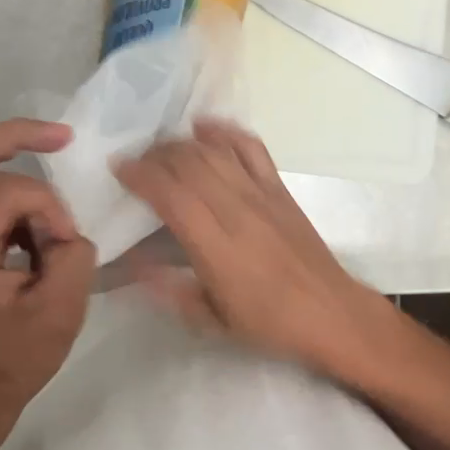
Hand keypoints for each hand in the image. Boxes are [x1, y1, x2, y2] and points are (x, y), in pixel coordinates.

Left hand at [0, 119, 96, 443]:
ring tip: (53, 208)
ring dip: (16, 174)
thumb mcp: (60, 312)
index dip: (48, 205)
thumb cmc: (13, 362)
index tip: (67, 242)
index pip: (5, 190)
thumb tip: (65, 230)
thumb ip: (73, 255)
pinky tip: (37, 227)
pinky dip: (10, 197)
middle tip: (62, 137)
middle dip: (18, 136)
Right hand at [113, 120, 395, 379]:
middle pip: (189, 164)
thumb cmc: (267, 322)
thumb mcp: (210, 319)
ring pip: (215, 152)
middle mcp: (237, 211)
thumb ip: (169, 289)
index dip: (140, 175)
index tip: (118, 168)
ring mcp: (261, 194)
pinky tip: (204, 127)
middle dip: (155, 155)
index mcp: (216, 246)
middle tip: (134, 160)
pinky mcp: (279, 188)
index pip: (171, 195)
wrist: (330, 313)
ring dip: (182, 143)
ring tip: (160, 148)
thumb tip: (132, 263)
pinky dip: (225, 131)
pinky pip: (251, 148)